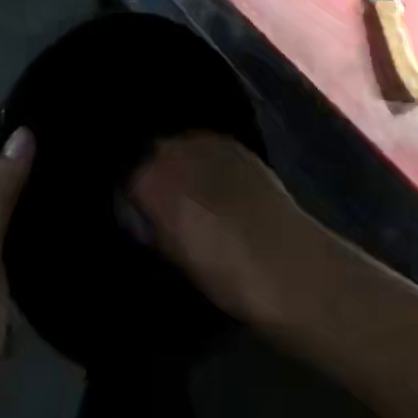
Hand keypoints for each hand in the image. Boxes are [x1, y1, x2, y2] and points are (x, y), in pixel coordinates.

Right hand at [126, 133, 324, 327]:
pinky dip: (205, 160)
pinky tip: (215, 183)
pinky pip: (207, 147)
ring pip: (178, 146)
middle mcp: (175, 150)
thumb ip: (152, 226)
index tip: (135, 212)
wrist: (292, 265)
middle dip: (152, 172)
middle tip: (161, 202)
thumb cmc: (226, 274)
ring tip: (191, 190)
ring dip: (178, 163)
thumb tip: (142, 215)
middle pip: (150, 153)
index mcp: (152, 179)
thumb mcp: (175, 257)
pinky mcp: (237, 146)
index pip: (124, 175)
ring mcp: (208, 143)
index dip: (129, 194)